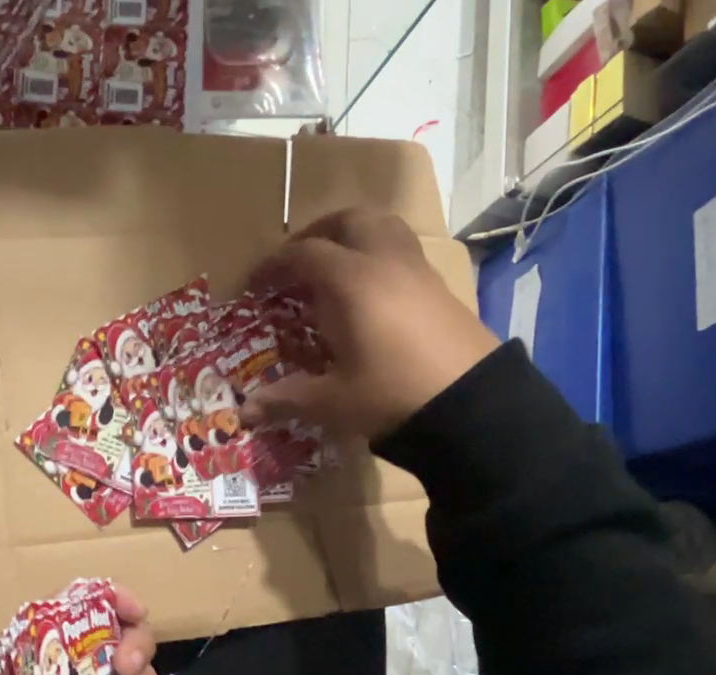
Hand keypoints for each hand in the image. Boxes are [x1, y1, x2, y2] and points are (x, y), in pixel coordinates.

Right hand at [241, 209, 501, 438]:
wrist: (470, 404)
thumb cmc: (391, 394)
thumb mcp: (333, 401)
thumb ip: (287, 399)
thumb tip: (246, 412)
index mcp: (350, 281)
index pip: (304, 254)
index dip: (273, 266)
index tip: (254, 286)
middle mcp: (383, 261)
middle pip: (347, 221)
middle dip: (316, 234)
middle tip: (296, 262)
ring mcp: (416, 270)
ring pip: (382, 226)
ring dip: (353, 236)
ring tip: (335, 265)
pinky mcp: (439, 286)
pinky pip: (402, 251)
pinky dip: (379, 255)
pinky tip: (371, 293)